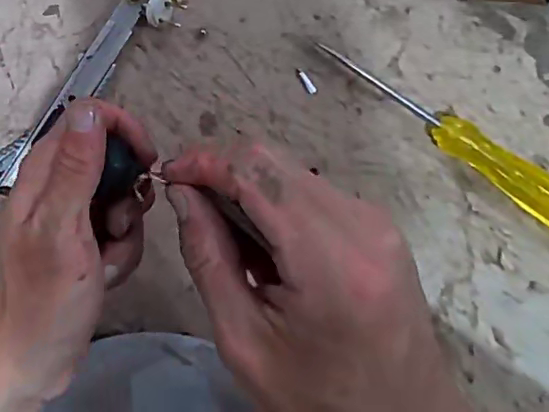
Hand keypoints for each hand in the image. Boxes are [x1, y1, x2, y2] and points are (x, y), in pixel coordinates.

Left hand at [0, 99, 157, 408]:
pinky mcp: (84, 238)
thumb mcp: (61, 229)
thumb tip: (90, 108)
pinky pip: (120, 225)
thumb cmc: (41, 297)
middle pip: (111, 154)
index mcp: (44, 170)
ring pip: (120, 192)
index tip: (144, 158)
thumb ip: (76, 168)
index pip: (88, 116)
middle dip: (128, 188)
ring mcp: (71, 212)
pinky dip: (123, 248)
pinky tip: (106, 274)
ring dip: (127, 225)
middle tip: (123, 219)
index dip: (121, 128)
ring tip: (109, 257)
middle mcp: (57, 183)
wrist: (28, 364)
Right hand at [162, 140, 469, 411]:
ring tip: (225, 226)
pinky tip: (265, 239)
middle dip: (223, 166)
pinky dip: (279, 197)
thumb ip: (209, 260)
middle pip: (274, 161)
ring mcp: (374, 217)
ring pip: (292, 170)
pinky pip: (314, 189)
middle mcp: (359, 222)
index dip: (207, 161)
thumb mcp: (246, 344)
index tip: (169, 172)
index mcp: (329, 259)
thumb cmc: (317, 399)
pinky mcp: (379, 220)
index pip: (257, 173)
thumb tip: (183, 194)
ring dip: (250, 182)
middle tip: (187, 195)